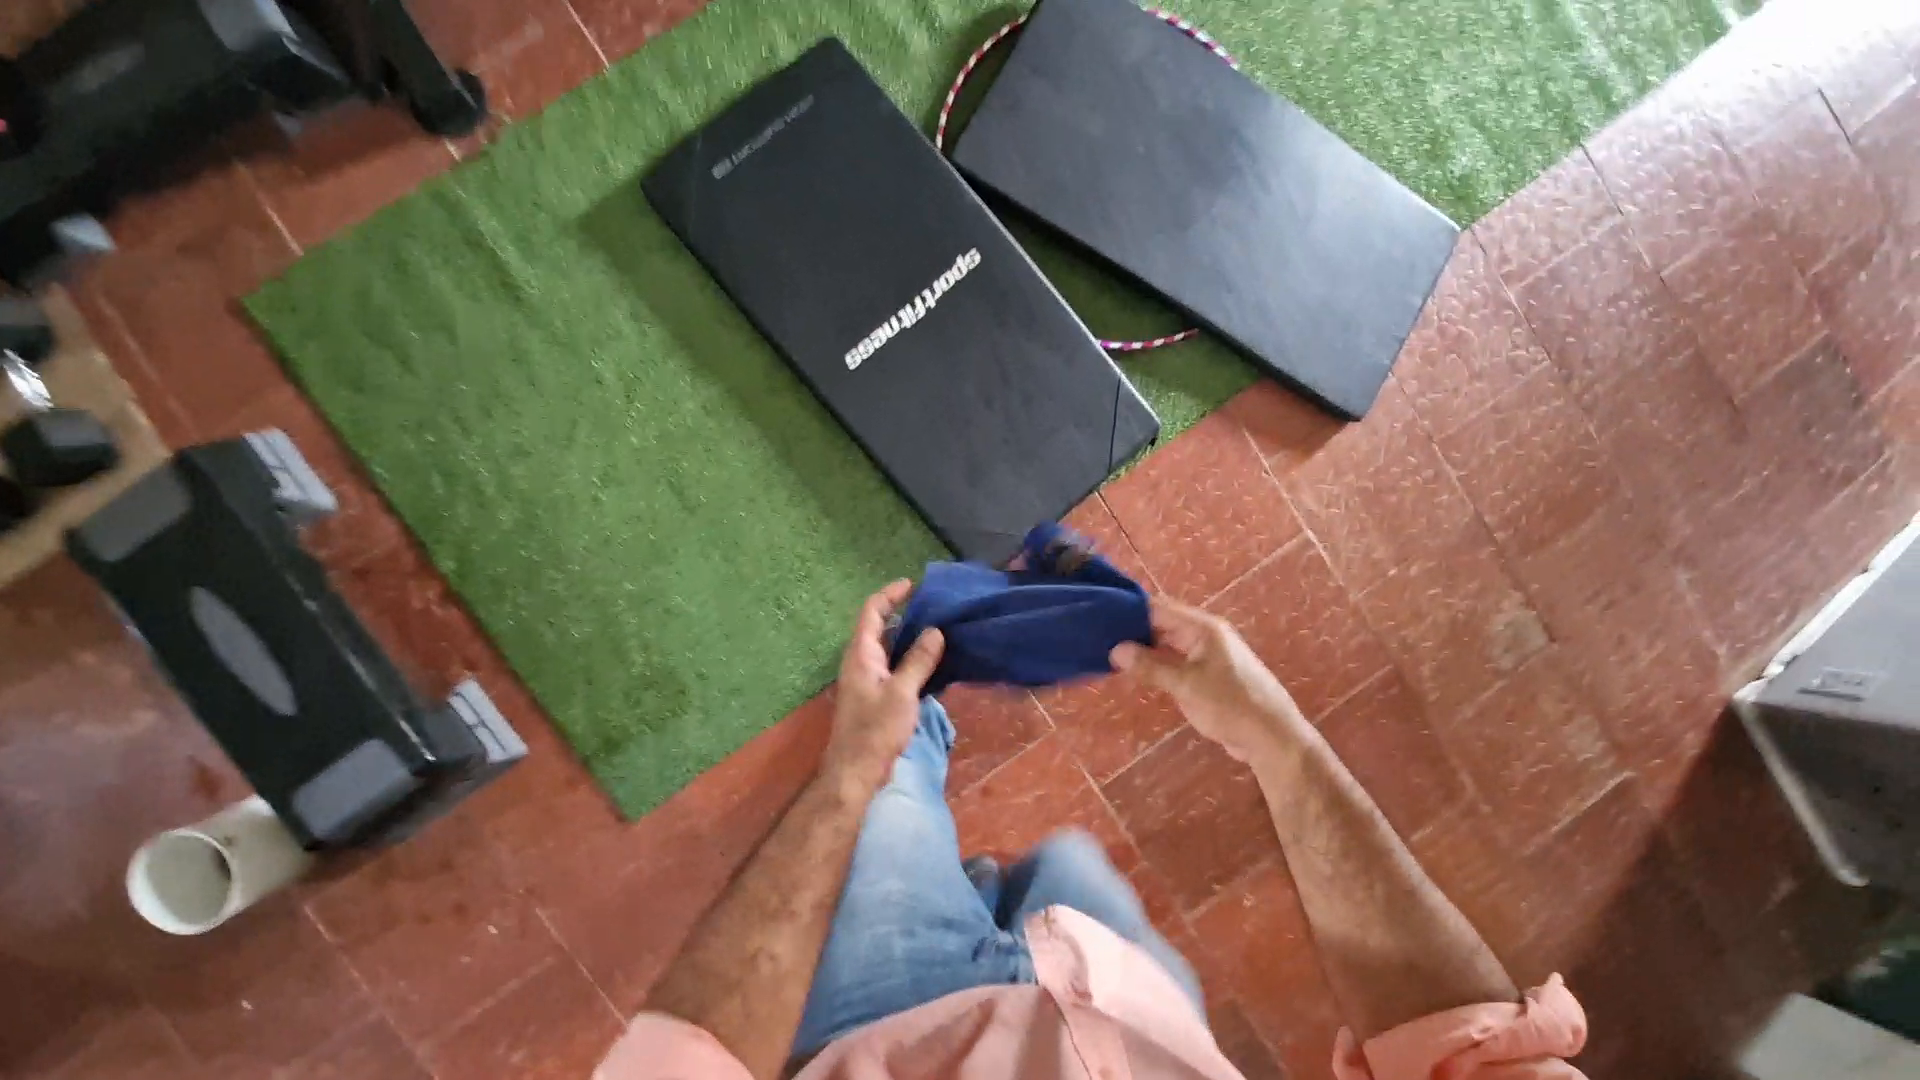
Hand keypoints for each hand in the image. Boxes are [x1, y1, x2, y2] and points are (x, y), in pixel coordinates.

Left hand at [822, 580, 944, 795]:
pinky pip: (890, 668)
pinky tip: (929, 663)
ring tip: (935, 629)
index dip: (890, 594)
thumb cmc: (876, 729)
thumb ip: (918, 660)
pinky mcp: (872, 697)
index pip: (872, 611)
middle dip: (901, 612)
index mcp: (861, 654)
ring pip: (885, 649)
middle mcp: (859, 662)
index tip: (911, 584)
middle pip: (877, 627)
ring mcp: (864, 680)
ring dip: (906, 637)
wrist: (855, 771)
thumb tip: (934, 631)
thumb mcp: (902, 692)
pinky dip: (907, 659)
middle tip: (930, 605)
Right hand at [1109, 598, 1305, 760]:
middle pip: (1161, 624)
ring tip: (1107, 653)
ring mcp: (1206, 656)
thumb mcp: (1186, 685)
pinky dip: (1155, 665)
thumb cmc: (1231, 705)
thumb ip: (1151, 666)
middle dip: (1132, 630)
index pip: (1159, 608)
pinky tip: (1133, 672)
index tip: (1099, 617)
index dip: (1129, 610)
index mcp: (1203, 628)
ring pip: (1166, 644)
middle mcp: (1204, 636)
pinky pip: (1174, 662)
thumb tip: (1115, 649)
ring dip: (1142, 649)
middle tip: (1097, 637)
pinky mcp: (1206, 676)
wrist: (1272, 737)